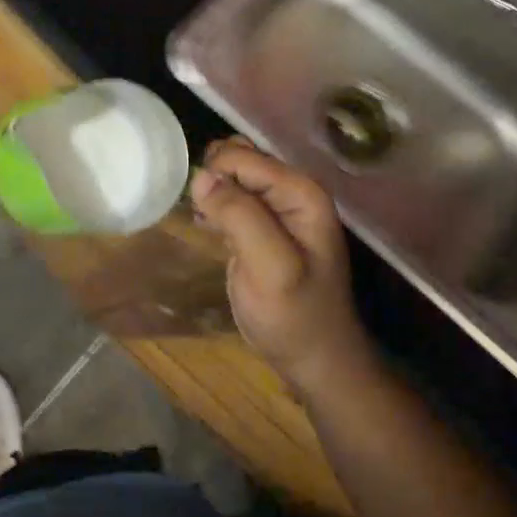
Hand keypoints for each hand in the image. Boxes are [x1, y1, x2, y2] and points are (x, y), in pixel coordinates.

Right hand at [191, 138, 374, 396]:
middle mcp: (290, 189)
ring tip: (209, 225)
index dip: (217, 179)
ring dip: (210, 193)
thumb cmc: (295, 316)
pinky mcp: (259, 223)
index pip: (240, 157)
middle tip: (209, 221)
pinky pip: (228, 195)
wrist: (313, 360)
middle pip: (234, 159)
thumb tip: (202, 177)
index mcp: (300, 191)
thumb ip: (239, 217)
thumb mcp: (270, 268)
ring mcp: (275, 206)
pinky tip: (210, 229)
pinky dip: (213, 206)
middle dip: (213, 181)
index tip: (208, 215)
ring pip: (228, 175)